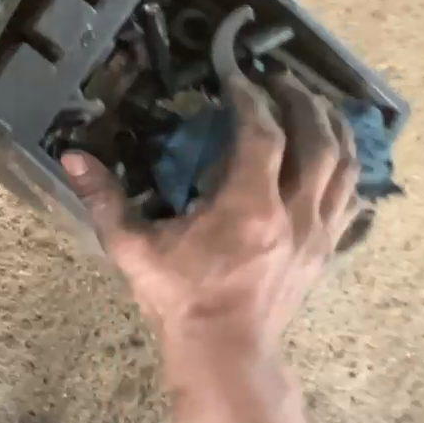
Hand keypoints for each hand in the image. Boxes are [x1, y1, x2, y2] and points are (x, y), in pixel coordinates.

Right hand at [60, 71, 360, 368]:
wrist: (225, 344)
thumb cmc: (175, 292)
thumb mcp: (128, 244)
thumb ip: (102, 197)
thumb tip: (71, 155)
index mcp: (248, 209)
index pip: (262, 139)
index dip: (252, 102)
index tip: (236, 78)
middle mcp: (295, 214)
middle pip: (320, 146)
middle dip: (304, 106)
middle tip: (281, 80)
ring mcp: (320, 233)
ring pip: (347, 170)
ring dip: (334, 132)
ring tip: (315, 106)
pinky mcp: (328, 248)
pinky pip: (351, 200)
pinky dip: (348, 172)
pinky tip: (337, 162)